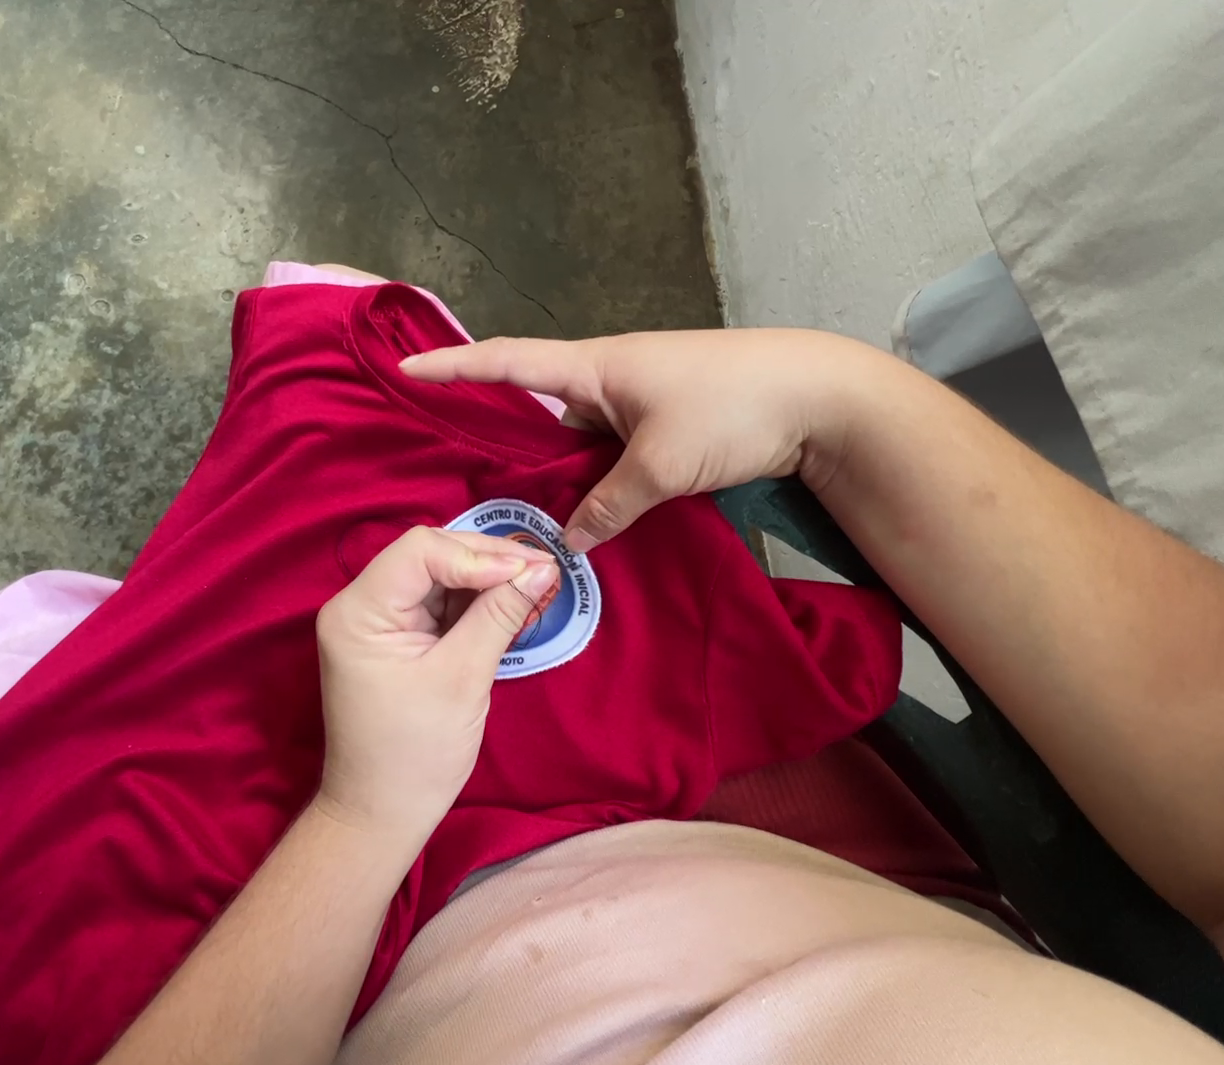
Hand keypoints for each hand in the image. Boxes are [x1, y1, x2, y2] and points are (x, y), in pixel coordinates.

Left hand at [313, 526, 559, 841]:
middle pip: (429, 556)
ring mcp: (378, 621)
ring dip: (487, 578)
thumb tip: (541, 568)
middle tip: (543, 570)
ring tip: (535, 582)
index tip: (529, 572)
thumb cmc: (415, 753)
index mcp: (359, 612)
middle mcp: (361, 605)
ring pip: (439, 576)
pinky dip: (476, 601)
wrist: (382, 812)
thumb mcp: (462, 678)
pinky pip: (439, 603)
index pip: (420, 551)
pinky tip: (511, 601)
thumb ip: (498, 615)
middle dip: (487, 561)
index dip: (478, 555)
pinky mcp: (397, 637)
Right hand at [401, 329, 898, 551]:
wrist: (818, 397)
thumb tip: (569, 544)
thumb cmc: (731, 408)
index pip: (507, 361)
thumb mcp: (660, 466)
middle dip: (497, 436)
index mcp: (593, 367)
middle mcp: (605, 379)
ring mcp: (634, 402)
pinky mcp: (660, 424)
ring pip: (571, 438)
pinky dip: (588, 479)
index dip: (453, 366)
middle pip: (534, 407)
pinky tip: (578, 511)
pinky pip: (604, 452)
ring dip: (549, 469)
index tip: (405, 369)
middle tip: (458, 475)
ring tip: (514, 509)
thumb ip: (608, 506)